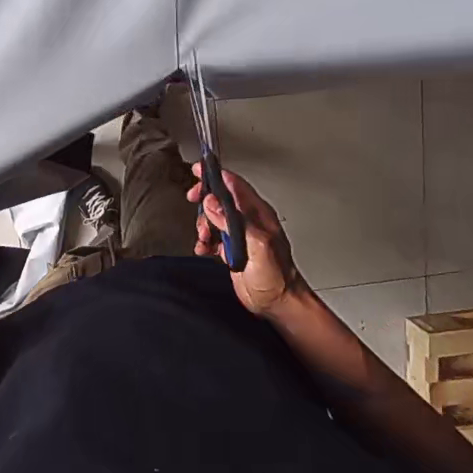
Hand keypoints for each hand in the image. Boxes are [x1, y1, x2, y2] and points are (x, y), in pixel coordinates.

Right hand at [189, 163, 306, 318]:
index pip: (235, 185)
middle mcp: (249, 222)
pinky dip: (204, 241)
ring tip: (204, 236)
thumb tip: (213, 204)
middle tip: (194, 201)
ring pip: (215, 218)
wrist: (277, 303)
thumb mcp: (257, 245)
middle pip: (222, 199)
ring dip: (204, 224)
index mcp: (258, 215)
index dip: (217, 175)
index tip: (200, 169)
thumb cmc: (276, 279)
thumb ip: (234, 222)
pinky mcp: (234, 251)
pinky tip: (204, 248)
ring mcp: (241, 236)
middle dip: (205, 200)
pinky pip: (213, 238)